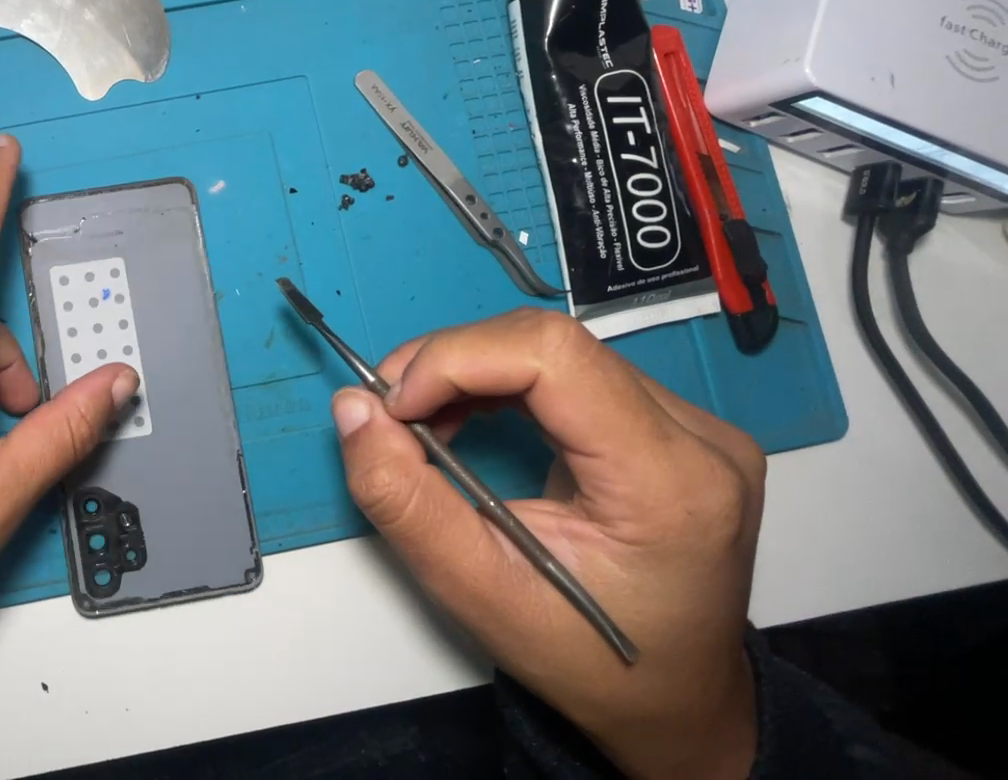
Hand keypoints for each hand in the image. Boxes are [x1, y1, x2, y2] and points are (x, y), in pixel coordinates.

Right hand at [332, 309, 765, 779]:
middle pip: (547, 344)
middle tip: (390, 412)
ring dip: (464, 369)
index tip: (392, 407)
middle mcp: (694, 435)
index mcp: (666, 482)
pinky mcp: (665, 421)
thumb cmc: (578, 656)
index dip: (455, 359)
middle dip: (448, 363)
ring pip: (549, 348)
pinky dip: (490, 380)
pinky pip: (561, 367)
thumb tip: (351, 405)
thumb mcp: (471, 589)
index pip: (553, 357)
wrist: (671, 700)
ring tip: (420, 420)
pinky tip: (462, 417)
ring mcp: (688, 422)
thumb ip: (401, 498)